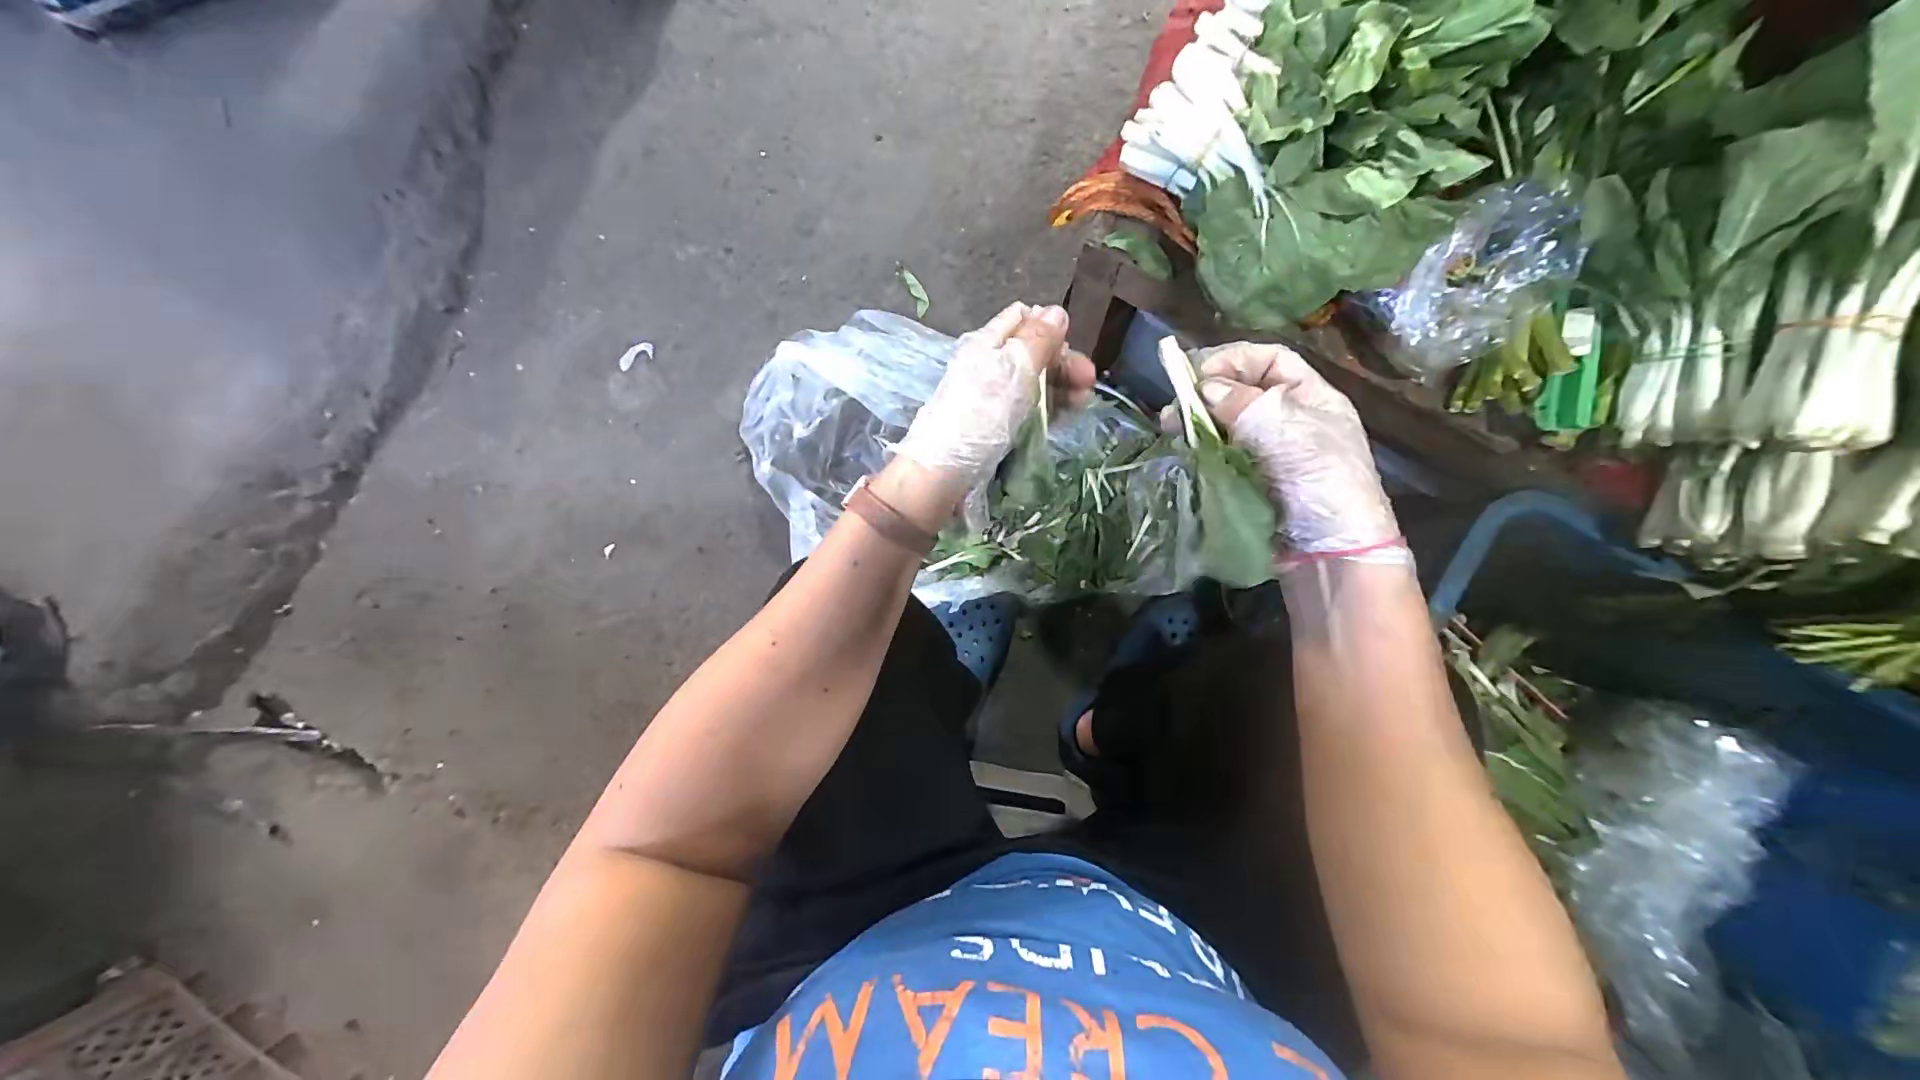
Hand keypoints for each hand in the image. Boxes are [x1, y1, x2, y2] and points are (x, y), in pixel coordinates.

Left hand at [893, 302, 1095, 497]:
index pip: (1021, 319)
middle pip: (1031, 353)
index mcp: (986, 342)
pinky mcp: (995, 425)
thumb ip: (1037, 339)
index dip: (1049, 327)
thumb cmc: (982, 412)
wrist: (948, 469)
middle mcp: (987, 366)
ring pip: (1033, 383)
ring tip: (1083, 401)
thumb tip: (1055, 310)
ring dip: (1061, 388)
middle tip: (1089, 381)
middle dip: (1063, 362)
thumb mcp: (1014, 368)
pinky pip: (1027, 409)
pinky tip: (1066, 415)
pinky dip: (1048, 408)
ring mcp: (991, 397)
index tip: (1071, 344)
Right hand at [1178, 342, 1407, 565]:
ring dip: (1195, 418)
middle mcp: (1287, 420)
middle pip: (1241, 390)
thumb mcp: (1284, 426)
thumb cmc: (1317, 477)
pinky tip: (1181, 444)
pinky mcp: (1245, 480)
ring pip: (1223, 422)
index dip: (1234, 359)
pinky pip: (1216, 453)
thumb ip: (1240, 400)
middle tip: (1177, 400)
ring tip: (1170, 424)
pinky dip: (1197, 445)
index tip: (1200, 372)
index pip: (1270, 360)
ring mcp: (1265, 452)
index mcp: (1310, 397)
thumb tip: (1204, 387)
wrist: (1326, 549)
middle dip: (1207, 390)